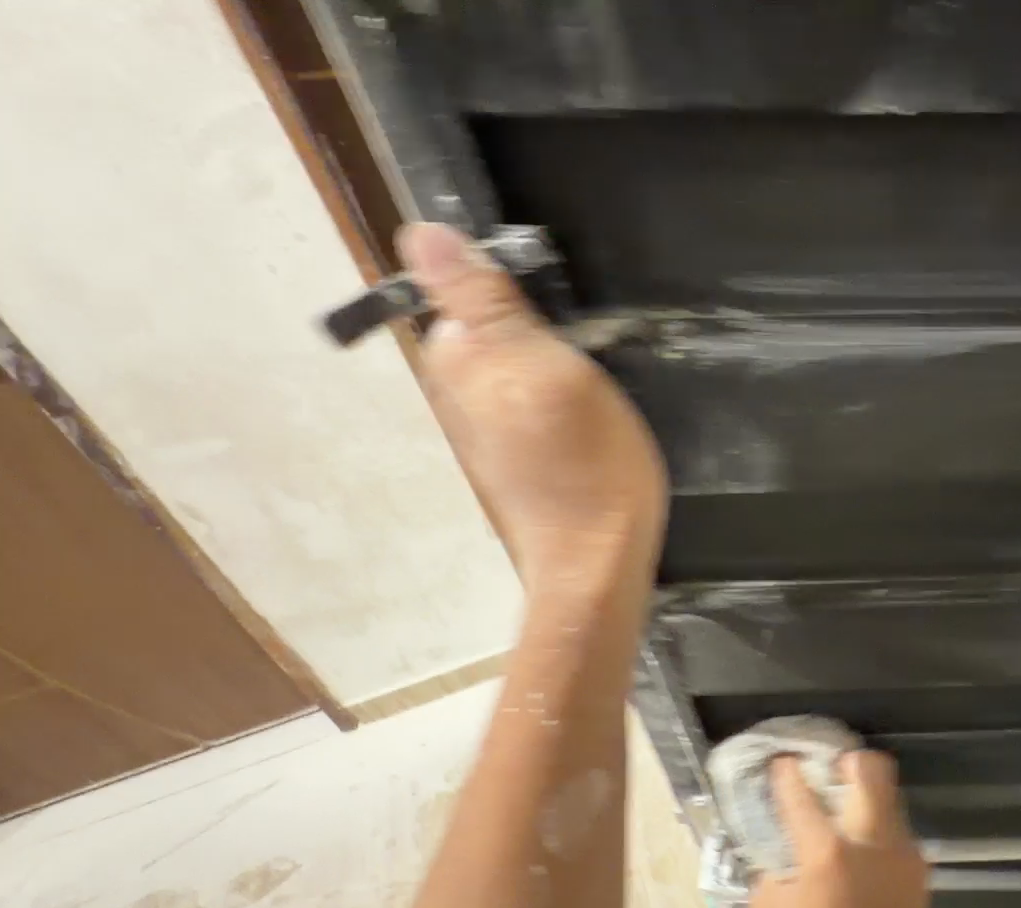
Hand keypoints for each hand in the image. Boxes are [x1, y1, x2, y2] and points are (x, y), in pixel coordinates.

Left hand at [396, 223, 668, 593]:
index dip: (515, 283)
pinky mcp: (513, 452)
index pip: (465, 284)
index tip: (564, 307)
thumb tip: (424, 233)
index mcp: (458, 360)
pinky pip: (528, 397)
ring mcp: (485, 427)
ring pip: (513, 361)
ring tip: (595, 386)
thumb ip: (488, 305)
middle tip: (592, 349)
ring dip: (552, 359)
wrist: (596, 560)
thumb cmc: (586, 464)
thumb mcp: (548, 371)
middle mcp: (457, 389)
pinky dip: (558, 394)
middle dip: (535, 323)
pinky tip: (589, 416)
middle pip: (489, 323)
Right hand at [750, 752, 929, 907]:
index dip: (788, 771)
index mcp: (825, 850)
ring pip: (890, 794)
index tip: (784, 761)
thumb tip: (776, 852)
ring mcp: (900, 849)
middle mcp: (868, 837)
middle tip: (836, 768)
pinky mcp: (918, 866)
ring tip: (853, 806)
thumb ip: (770, 873)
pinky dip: (882, 828)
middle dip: (851, 760)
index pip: (800, 793)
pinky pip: (899, 830)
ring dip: (871, 793)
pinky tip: (869, 848)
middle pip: (869, 769)